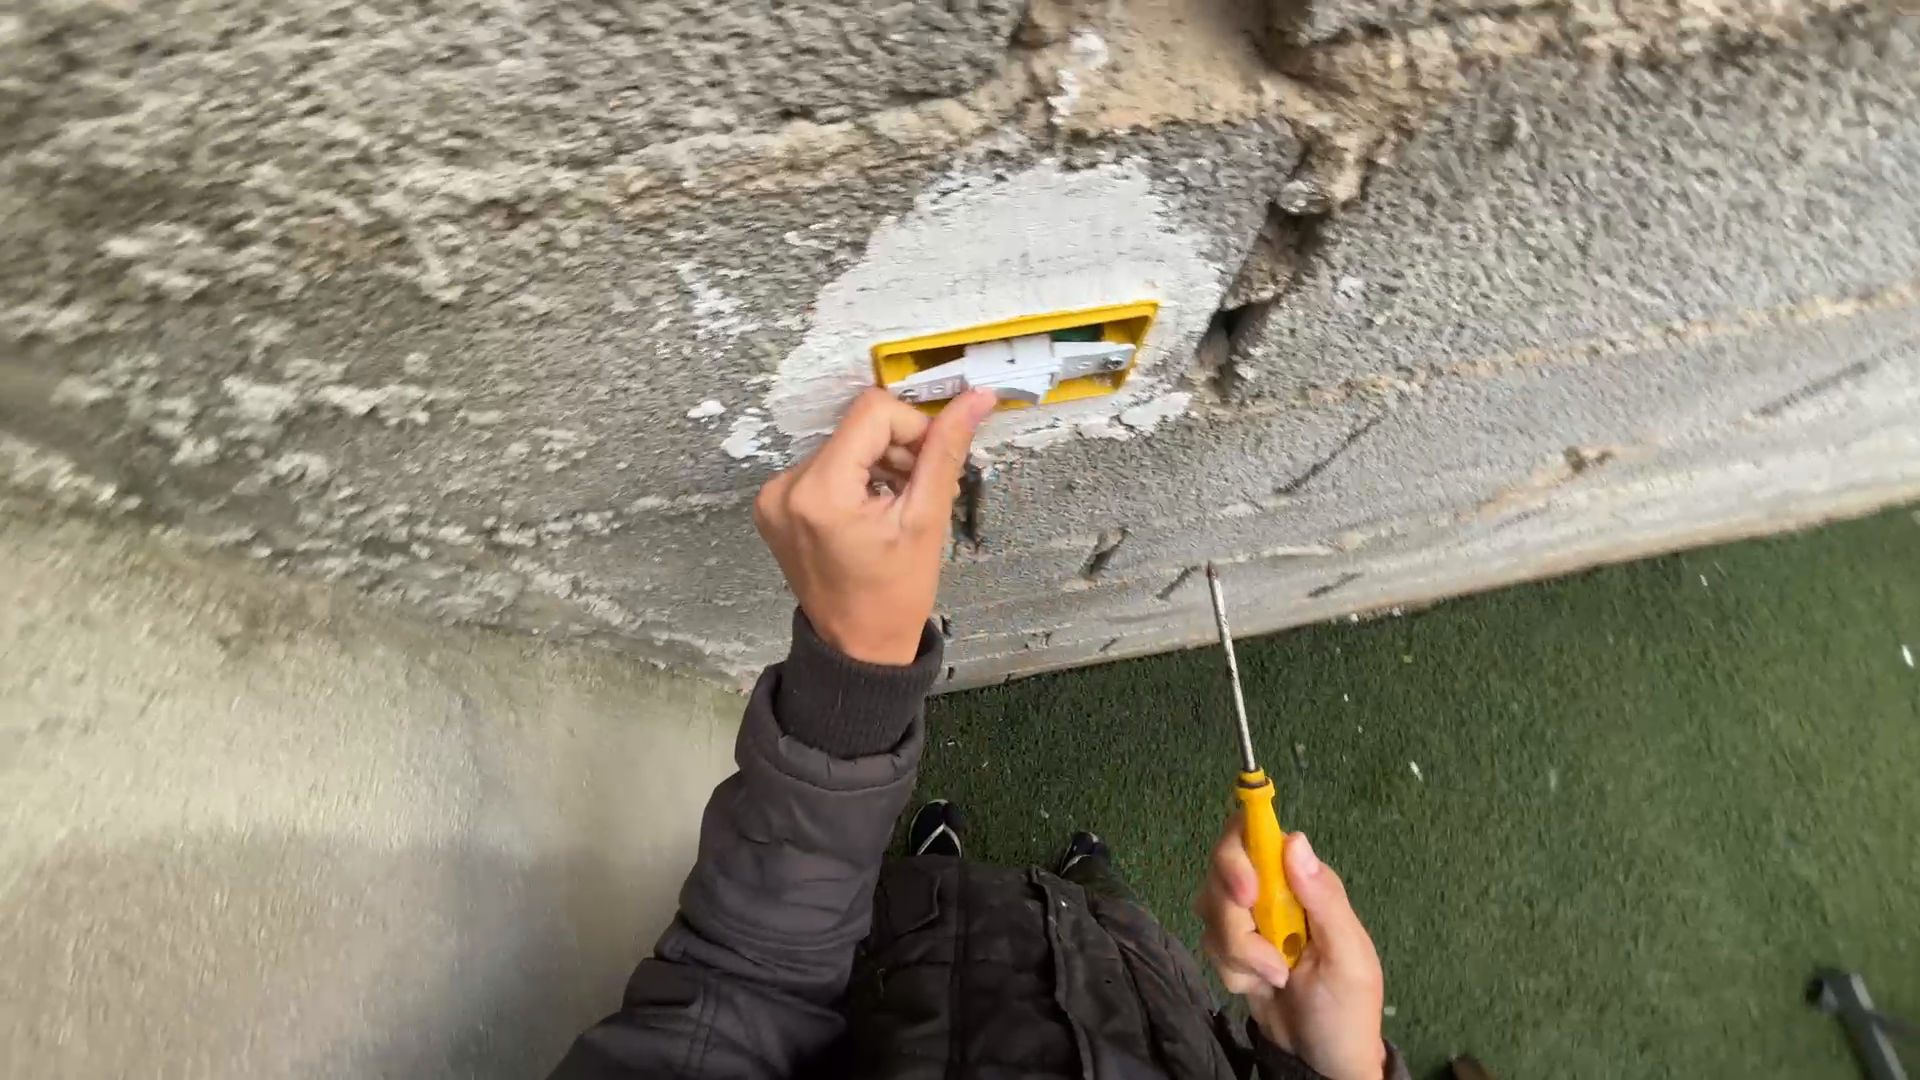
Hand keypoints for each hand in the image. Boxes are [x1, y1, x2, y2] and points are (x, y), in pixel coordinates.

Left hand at [753, 387, 996, 665]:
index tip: (932, 461)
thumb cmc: (894, 596)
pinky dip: (856, 477)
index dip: (914, 428)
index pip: (873, 412)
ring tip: (900, 503)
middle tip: (922, 488)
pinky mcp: (776, 504)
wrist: (857, 646)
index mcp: (820, 492)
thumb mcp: (926, 519)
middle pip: (856, 428)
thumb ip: (946, 451)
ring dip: (879, 463)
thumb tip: (975, 399)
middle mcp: (786, 487)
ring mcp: (775, 496)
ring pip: (843, 445)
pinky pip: (825, 466)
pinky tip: (874, 508)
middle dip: (898, 450)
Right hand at [1196, 816, 1385, 1079]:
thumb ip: (1324, 898)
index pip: (1252, 833)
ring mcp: (1243, 912)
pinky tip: (1260, 984)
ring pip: (1210, 907)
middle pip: (1222, 870)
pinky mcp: (1227, 940)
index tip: (1246, 893)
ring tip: (1277, 977)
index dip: (1237, 853)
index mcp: (1298, 876)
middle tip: (1269, 958)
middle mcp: (1267, 885)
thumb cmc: (1347, 1007)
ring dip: (1239, 952)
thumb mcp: (1348, 957)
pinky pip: (1208, 940)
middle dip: (1235, 919)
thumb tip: (1295, 838)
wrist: (1319, 1060)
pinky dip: (1233, 969)